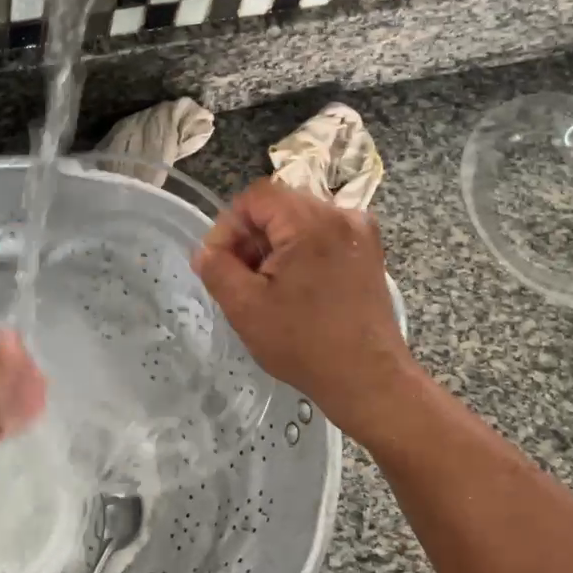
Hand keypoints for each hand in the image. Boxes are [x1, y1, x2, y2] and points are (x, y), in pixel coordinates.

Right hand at [193, 179, 419, 439]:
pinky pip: (322, 238)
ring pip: (300, 223)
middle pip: (280, 206)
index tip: (220, 263)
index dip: (229, 226)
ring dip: (274, 249)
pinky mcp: (368, 253)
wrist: (366, 377)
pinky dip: (299, 256)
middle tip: (240, 280)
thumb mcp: (245, 307)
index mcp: (311, 222)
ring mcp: (360, 233)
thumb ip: (217, 269)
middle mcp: (342, 215)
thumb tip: (204, 250)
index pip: (256, 195)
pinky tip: (294, 292)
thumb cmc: (303, 343)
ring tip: (266, 290)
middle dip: (251, 238)